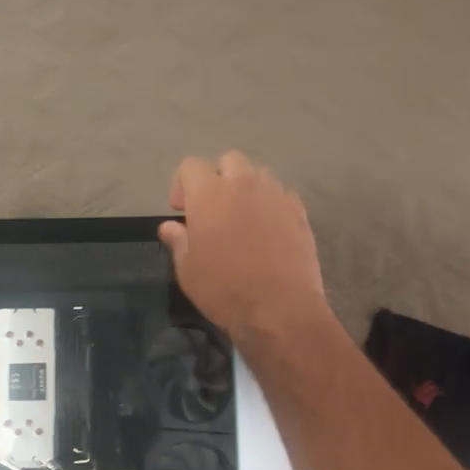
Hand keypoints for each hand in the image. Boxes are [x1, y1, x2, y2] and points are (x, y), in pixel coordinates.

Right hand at [161, 151, 331, 344]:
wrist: (279, 309)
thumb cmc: (224, 290)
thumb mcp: (188, 270)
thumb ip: (178, 241)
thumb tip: (170, 227)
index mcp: (209, 194)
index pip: (190, 166)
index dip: (182, 184)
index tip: (181, 210)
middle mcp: (244, 184)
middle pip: (229, 161)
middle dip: (218, 178)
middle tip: (212, 210)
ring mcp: (275, 195)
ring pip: (258, 175)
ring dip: (246, 188)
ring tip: (242, 218)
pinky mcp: (299, 211)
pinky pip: (281, 194)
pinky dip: (270, 204)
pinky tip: (267, 230)